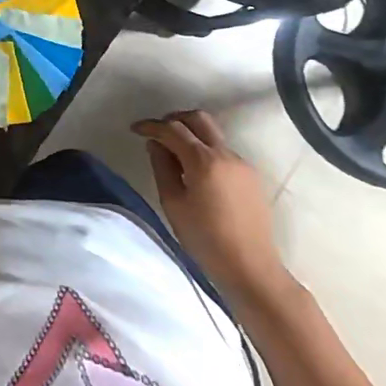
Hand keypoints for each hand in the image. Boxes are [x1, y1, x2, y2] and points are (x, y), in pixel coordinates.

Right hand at [133, 110, 295, 309]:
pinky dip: (203, 149)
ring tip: (172, 154)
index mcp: (204, 161)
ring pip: (212, 134)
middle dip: (174, 119)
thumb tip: (156, 145)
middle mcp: (227, 155)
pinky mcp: (251, 177)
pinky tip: (193, 170)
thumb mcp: (172, 201)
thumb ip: (162, 167)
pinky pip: (222, 151)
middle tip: (156, 132)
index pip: (173, 129)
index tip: (134, 130)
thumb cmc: (204, 237)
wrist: (250, 266)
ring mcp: (243, 165)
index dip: (151, 126)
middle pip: (199, 119)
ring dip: (190, 135)